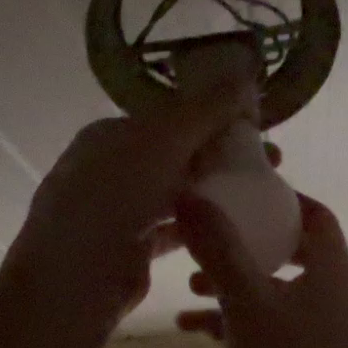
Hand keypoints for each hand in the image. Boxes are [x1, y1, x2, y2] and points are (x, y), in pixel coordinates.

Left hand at [4, 80, 261, 322]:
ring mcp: (119, 211)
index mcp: (110, 134)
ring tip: (263, 197)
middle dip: (224, 156)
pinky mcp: (132, 248)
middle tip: (273, 163)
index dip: (215, 118)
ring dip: (218, 191)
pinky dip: (203, 226)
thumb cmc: (114, 195)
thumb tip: (248, 70)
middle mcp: (111, 168)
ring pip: (179, 193)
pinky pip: (176, 230)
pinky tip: (236, 227)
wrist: (75, 277)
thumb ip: (207, 108)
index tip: (257, 126)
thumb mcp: (164, 139)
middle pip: (178, 155)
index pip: (170, 117)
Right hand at [175, 194, 347, 347]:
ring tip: (188, 283)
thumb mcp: (246, 301)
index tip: (238, 190)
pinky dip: (231, 320)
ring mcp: (316, 333)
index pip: (314, 216)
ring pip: (272, 291)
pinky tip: (190, 326)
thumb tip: (188, 193)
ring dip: (233, 282)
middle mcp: (331, 296)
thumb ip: (218, 247)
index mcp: (334, 272)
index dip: (280, 199)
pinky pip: (262, 327)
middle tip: (205, 234)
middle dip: (246, 243)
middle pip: (289, 252)